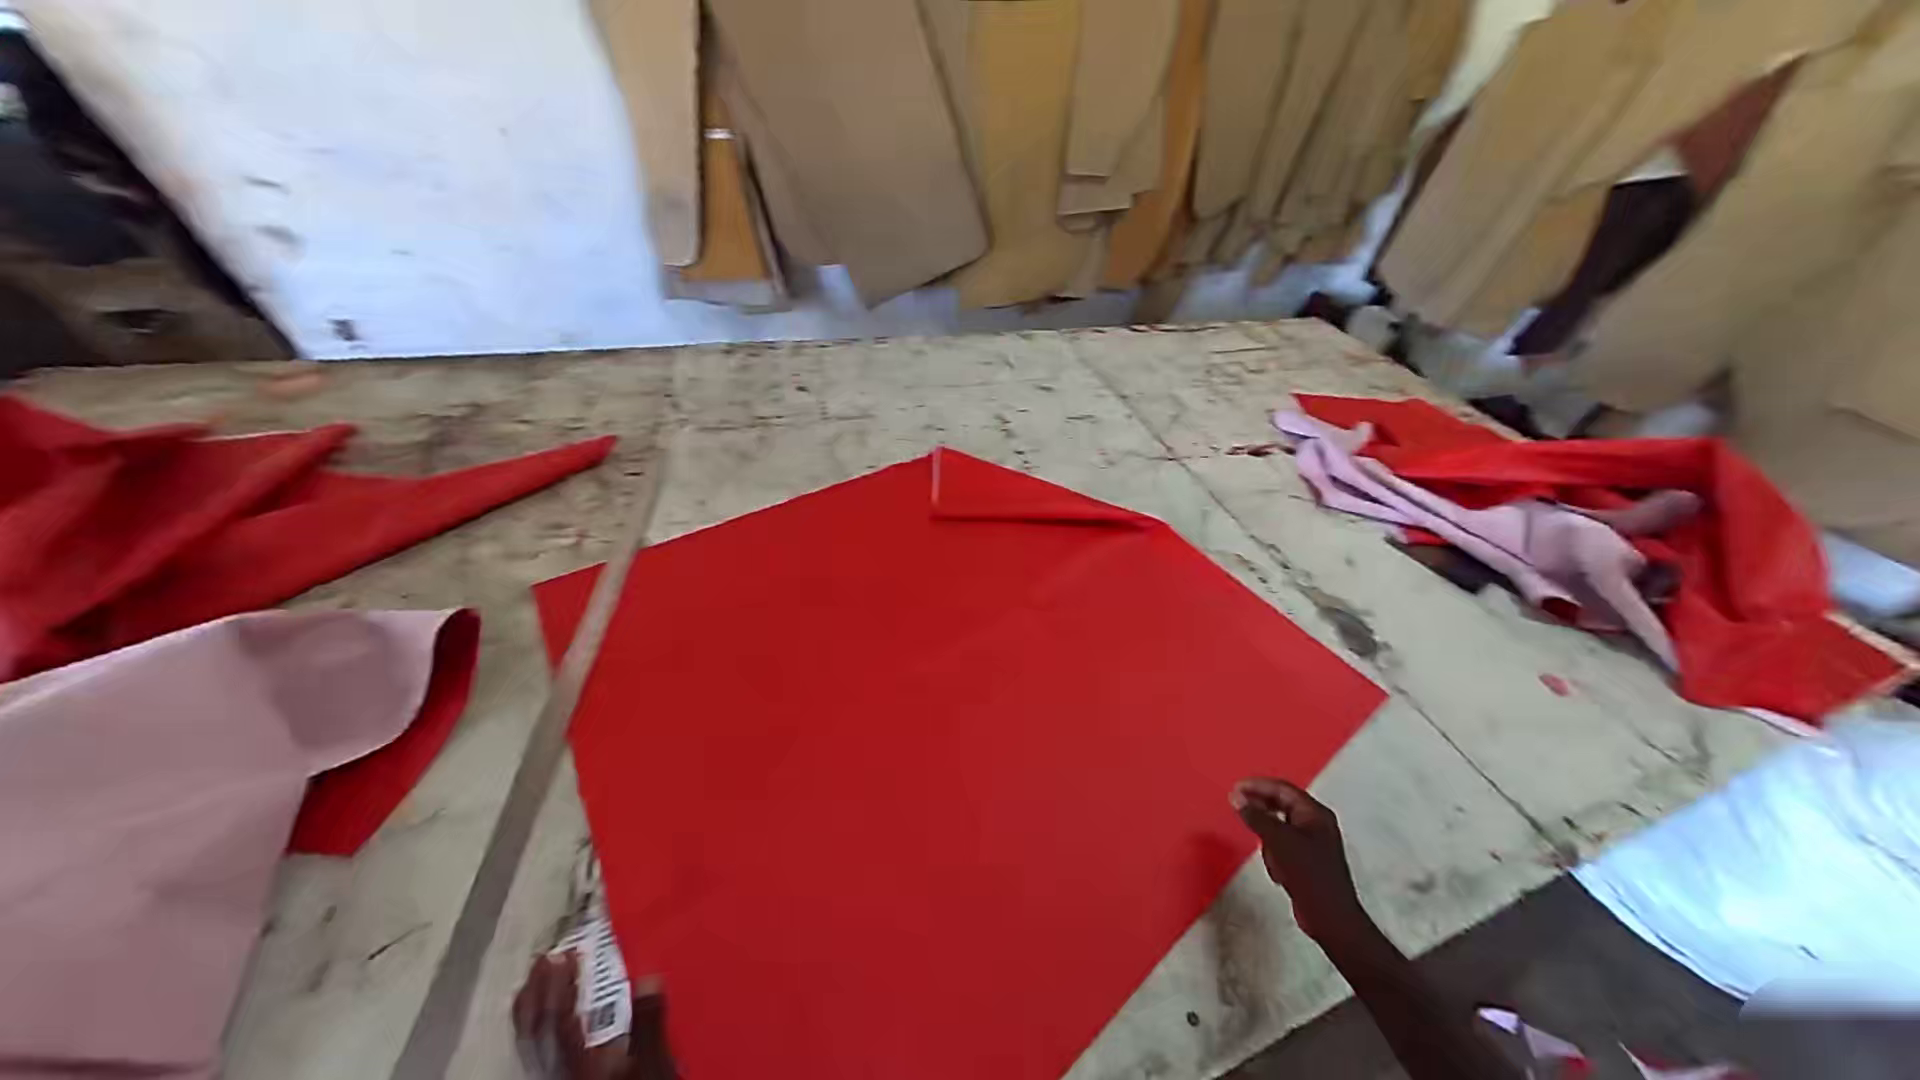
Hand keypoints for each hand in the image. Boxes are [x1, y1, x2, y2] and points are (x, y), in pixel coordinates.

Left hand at [514, 953, 674, 1079]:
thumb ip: (649, 1026)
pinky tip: (549, 1018)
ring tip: (540, 979)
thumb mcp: (655, 1068)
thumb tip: (648, 978)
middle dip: (539, 995)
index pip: (560, 1024)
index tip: (568, 956)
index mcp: (581, 1068)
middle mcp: (560, 1076)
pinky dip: (537, 1029)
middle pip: (536, 1035)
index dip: (559, 989)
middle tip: (547, 958)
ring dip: (533, 1010)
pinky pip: (538, 1055)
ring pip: (531, 1046)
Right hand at [1231, 777, 1369, 944]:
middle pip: (1282, 805)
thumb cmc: (1310, 874)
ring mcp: (1313, 842)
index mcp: (1315, 813)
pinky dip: (1274, 850)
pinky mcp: (1307, 860)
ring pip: (1280, 826)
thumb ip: (1256, 816)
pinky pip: (1283, 845)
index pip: (1282, 789)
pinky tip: (1275, 865)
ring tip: (1264, 846)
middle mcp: (1317, 824)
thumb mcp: (1278, 840)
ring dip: (1268, 834)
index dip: (1257, 786)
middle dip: (1261, 808)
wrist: (1330, 917)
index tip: (1236, 789)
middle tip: (1239, 806)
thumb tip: (1238, 798)